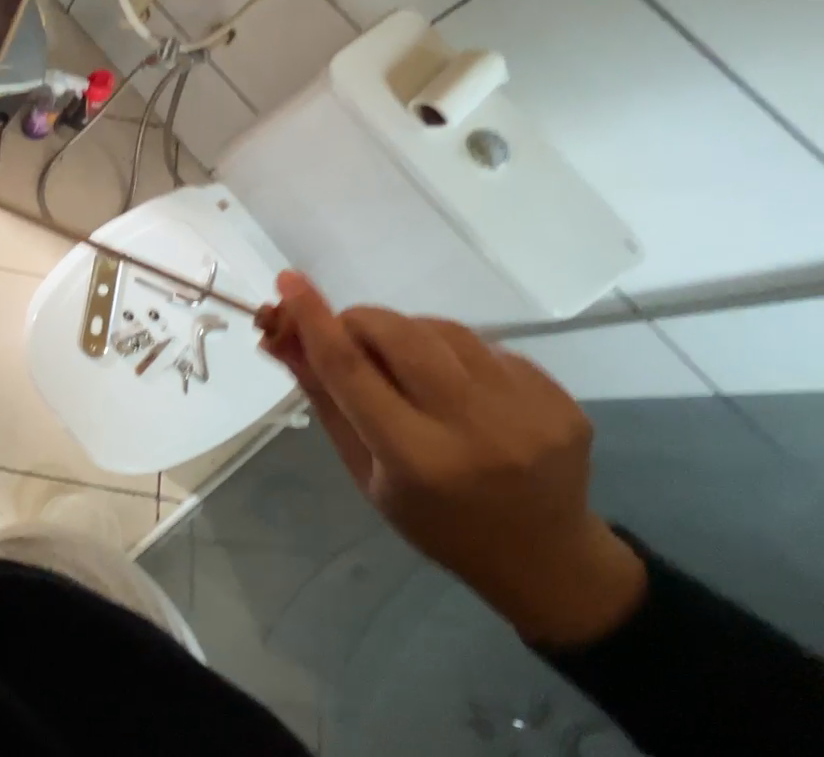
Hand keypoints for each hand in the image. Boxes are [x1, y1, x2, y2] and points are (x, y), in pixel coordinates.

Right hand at [258, 272, 646, 648]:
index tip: (290, 281)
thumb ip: (324, 399)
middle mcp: (474, 428)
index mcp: (415, 457)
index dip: (314, 320)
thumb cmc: (432, 519)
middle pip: (401, 336)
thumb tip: (280, 338)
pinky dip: (451, 352)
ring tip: (400, 366)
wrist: (543, 558)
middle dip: (359, 320)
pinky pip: (485, 347)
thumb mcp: (363, 469)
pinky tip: (452, 385)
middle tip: (343, 333)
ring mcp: (526, 410)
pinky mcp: (559, 398)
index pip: (351, 370)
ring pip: (443, 331)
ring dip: (405, 333)